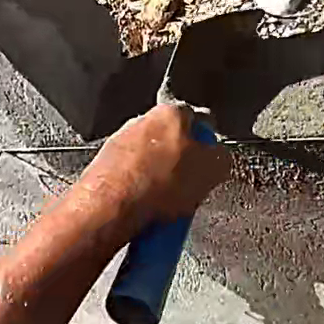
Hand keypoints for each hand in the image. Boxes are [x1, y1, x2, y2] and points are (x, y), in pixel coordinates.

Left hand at [77, 103, 230, 229]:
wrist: (109, 210)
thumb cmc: (158, 185)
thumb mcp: (212, 171)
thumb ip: (222, 158)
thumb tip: (221, 159)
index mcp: (171, 112)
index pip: (198, 120)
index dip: (207, 143)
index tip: (208, 162)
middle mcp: (141, 121)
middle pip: (171, 140)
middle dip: (180, 162)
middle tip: (188, 187)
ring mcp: (118, 144)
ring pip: (149, 160)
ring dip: (158, 179)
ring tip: (165, 206)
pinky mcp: (101, 168)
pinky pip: (129, 179)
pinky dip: (137, 193)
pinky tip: (144, 211)